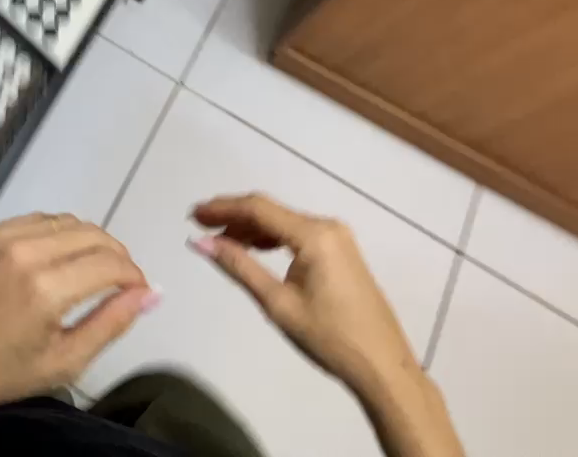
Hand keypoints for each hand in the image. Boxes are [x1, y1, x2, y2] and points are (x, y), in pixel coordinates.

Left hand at [0, 213, 157, 421]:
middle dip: (117, 255)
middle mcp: (27, 251)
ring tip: (96, 270)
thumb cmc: (4, 372)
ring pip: (69, 221)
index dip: (134, 274)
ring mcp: (6, 236)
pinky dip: (61, 232)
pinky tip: (63, 258)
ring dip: (91, 241)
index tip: (141, 290)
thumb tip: (152, 294)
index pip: (109, 263)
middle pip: (93, 235)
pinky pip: (41, 219)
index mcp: (46, 289)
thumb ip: (113, 323)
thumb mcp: (66, 360)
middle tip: (124, 281)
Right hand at [189, 193, 421, 394]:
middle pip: (270, 211)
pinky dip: (271, 238)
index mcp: (314, 234)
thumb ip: (238, 266)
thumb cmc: (329, 337)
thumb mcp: (278, 304)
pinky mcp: (342, 252)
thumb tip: (200, 243)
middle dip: (233, 216)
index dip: (222, 208)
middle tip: (200, 226)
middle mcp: (327, 226)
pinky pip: (297, 234)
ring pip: (283, 222)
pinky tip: (253, 249)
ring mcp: (338, 238)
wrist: (385, 370)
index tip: (192, 215)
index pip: (258, 208)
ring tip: (220, 239)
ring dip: (250, 228)